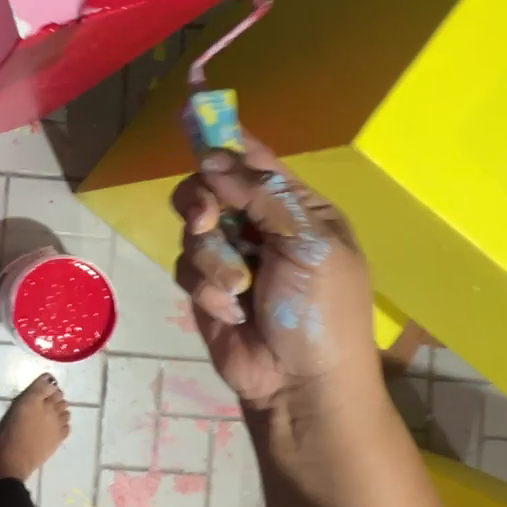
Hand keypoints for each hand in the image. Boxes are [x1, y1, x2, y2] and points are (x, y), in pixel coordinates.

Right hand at [173, 143, 377, 409]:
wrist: (300, 383)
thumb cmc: (320, 309)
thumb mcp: (308, 243)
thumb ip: (260, 195)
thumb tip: (211, 157)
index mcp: (296, 207)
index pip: (254, 161)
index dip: (224, 142)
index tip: (192, 123)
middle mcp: (260, 225)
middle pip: (209, 186)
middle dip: (204, 204)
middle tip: (207, 221)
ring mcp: (231, 256)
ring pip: (192, 228)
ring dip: (213, 260)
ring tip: (238, 289)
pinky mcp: (206, 287)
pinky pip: (186, 267)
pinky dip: (207, 289)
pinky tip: (232, 312)